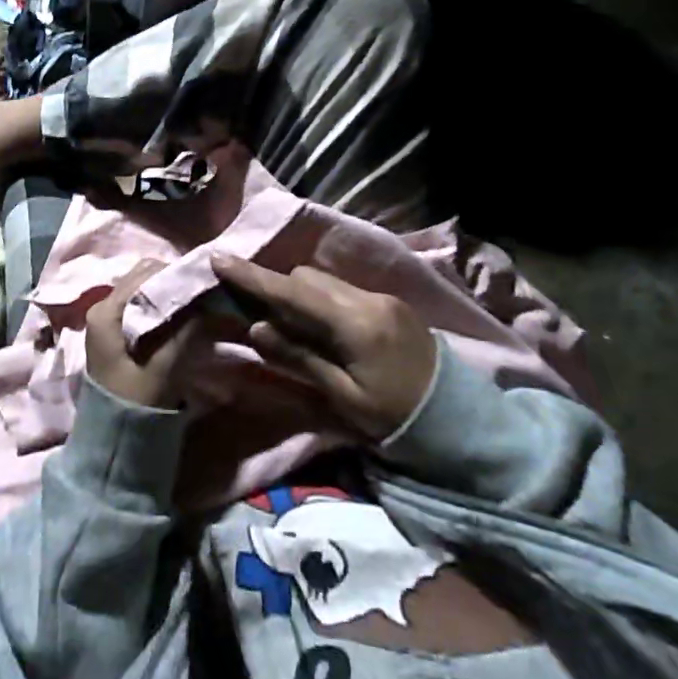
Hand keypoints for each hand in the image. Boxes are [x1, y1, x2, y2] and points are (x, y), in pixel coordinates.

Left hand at [85, 261, 201, 409]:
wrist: (112, 437)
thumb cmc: (134, 402)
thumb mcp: (163, 366)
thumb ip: (184, 330)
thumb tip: (207, 299)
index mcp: (106, 312)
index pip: (145, 273)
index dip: (176, 274)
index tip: (203, 284)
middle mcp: (102, 307)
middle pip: (142, 277)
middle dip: (173, 281)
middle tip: (202, 294)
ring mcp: (106, 318)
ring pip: (142, 289)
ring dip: (168, 292)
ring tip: (195, 304)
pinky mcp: (114, 330)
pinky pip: (139, 304)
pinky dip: (160, 304)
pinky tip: (180, 317)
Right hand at [210, 254, 437, 440]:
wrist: (457, 419)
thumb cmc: (395, 417)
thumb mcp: (344, 397)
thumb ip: (300, 358)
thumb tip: (257, 327)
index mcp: (357, 324)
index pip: (294, 293)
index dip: (254, 277)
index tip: (220, 259)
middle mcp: (369, 299)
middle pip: (308, 278)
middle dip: (279, 289)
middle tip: (260, 316)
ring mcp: (383, 297)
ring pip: (325, 280)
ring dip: (301, 294)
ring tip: (291, 326)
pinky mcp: (392, 303)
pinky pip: (344, 290)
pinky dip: (323, 301)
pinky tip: (323, 328)